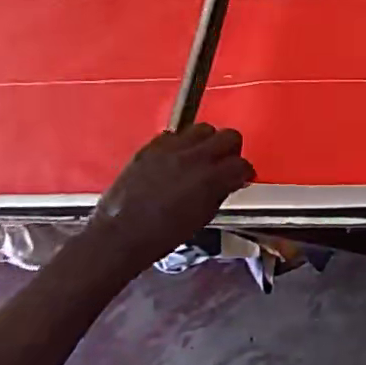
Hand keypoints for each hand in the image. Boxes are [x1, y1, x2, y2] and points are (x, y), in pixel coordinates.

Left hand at [77, 123, 254, 277]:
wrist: (120, 235)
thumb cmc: (164, 234)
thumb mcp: (203, 217)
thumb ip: (220, 192)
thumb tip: (230, 181)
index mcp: (212, 179)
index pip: (242, 164)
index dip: (245, 172)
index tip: (241, 177)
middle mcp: (195, 158)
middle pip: (229, 136)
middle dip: (232, 149)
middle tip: (225, 162)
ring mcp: (171, 149)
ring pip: (202, 129)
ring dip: (206, 141)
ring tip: (200, 155)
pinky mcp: (150, 148)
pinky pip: (173, 135)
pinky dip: (179, 144)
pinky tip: (175, 158)